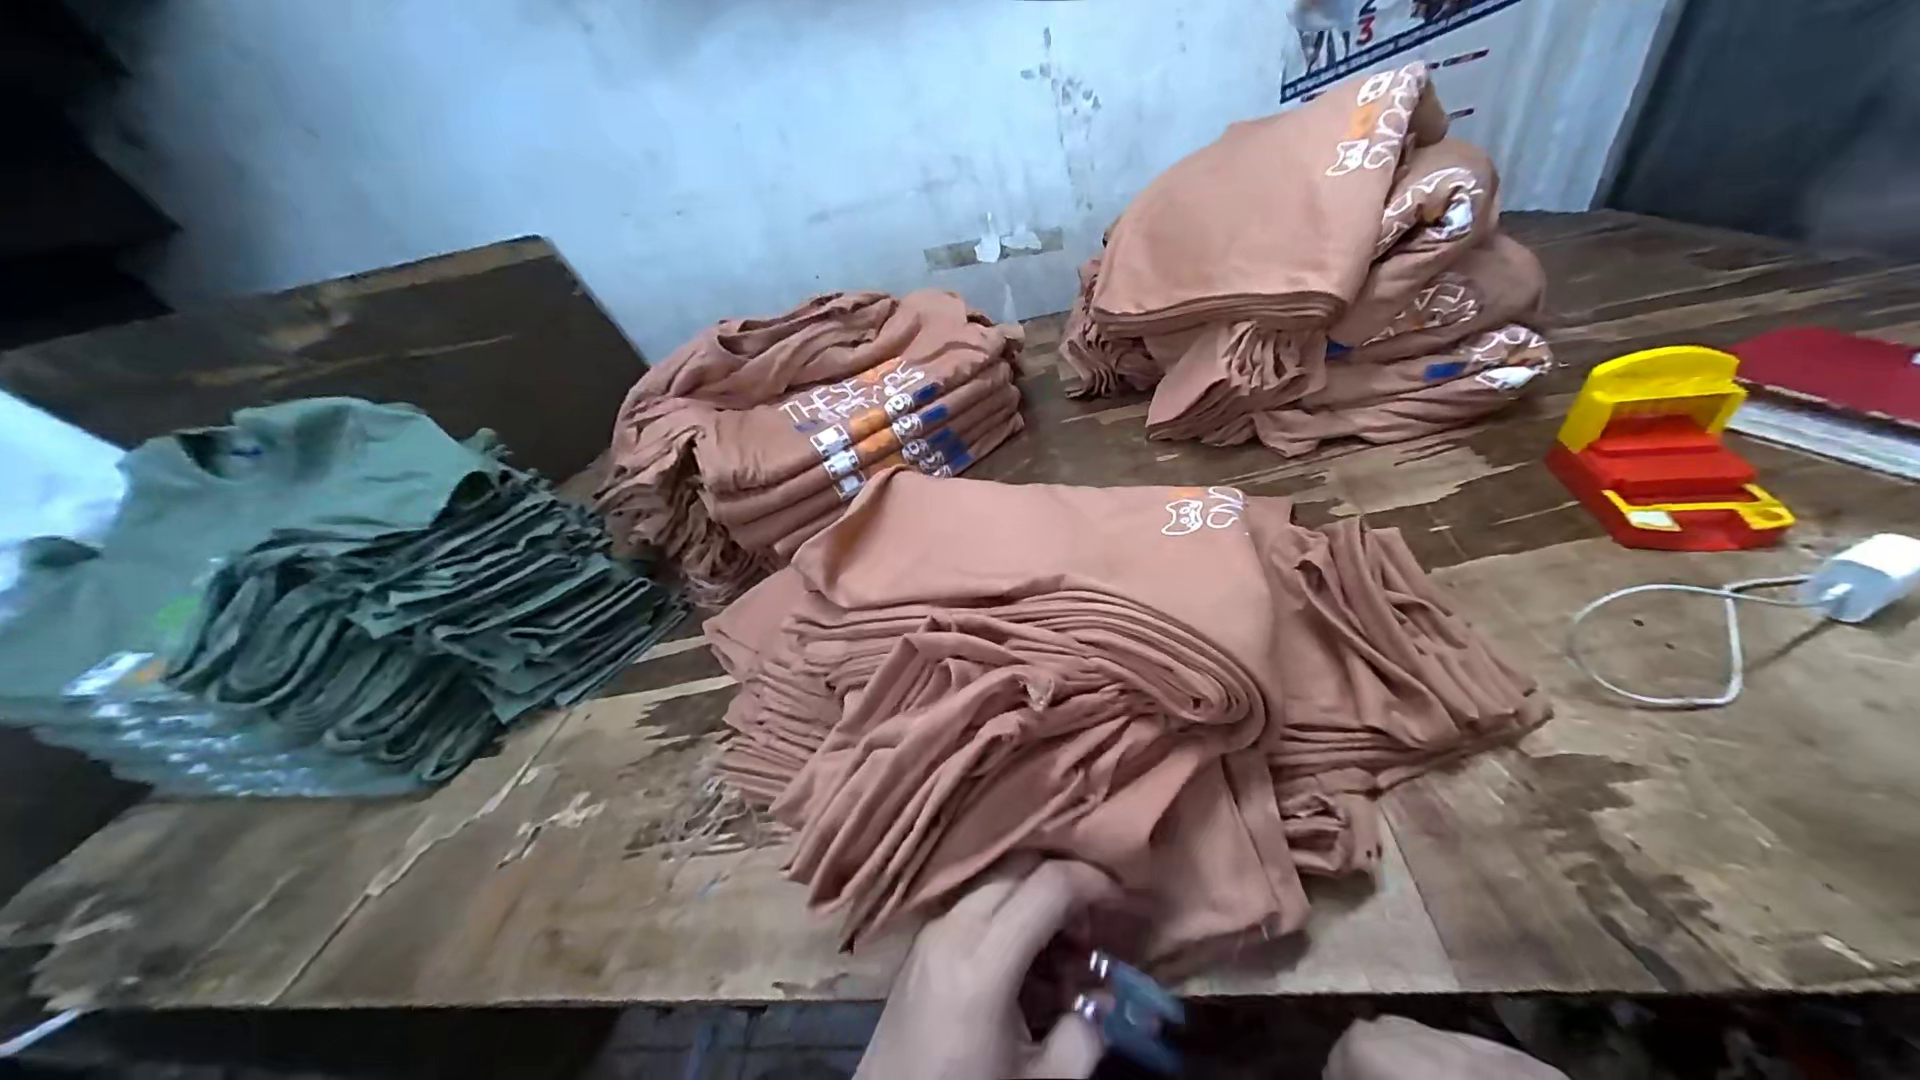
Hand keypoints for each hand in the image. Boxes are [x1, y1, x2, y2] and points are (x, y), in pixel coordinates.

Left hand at [855, 859, 1119, 1079]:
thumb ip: (1085, 1035)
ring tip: (1061, 952)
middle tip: (1091, 933)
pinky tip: (1025, 958)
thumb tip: (1107, 998)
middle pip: (1020, 867)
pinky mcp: (924, 938)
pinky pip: (976, 900)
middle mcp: (954, 928)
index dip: (1092, 882)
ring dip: (1037, 897)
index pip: (1047, 885)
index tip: (1121, 902)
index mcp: (983, 962)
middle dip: (1066, 886)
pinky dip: (1010, 910)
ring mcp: (933, 928)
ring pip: (997, 879)